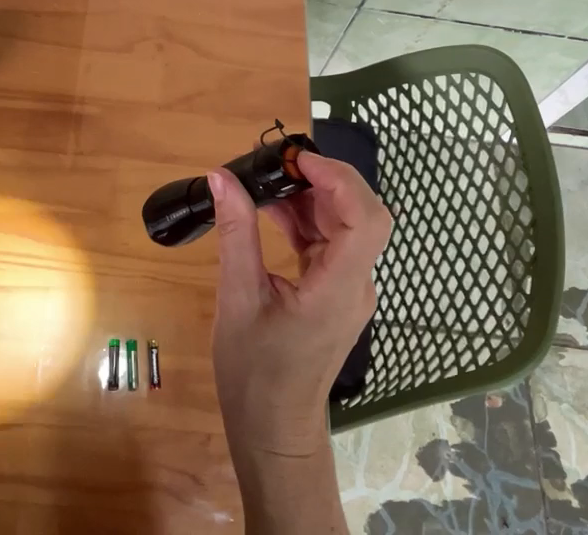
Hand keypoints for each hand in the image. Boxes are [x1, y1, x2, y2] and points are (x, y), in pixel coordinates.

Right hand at [209, 151, 391, 461]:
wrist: (272, 428)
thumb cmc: (254, 372)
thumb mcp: (237, 298)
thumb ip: (236, 233)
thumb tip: (221, 176)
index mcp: (339, 288)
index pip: (366, 219)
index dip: (340, 179)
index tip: (296, 160)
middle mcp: (356, 283)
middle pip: (360, 214)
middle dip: (322, 179)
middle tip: (275, 164)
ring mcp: (349, 288)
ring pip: (345, 224)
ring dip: (311, 197)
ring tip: (266, 180)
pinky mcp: (335, 292)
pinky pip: (330, 242)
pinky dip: (305, 219)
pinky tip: (271, 210)